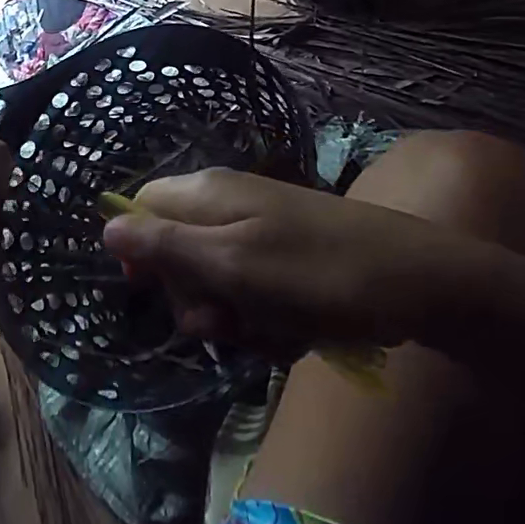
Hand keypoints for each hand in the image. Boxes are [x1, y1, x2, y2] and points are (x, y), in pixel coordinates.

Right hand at [101, 168, 470, 351]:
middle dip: (193, 295)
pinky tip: (293, 329)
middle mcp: (230, 205)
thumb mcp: (231, 263)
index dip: (138, 249)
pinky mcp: (288, 258)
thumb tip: (107, 227)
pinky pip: (253, 291)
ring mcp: (262, 231)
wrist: (417, 283)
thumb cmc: (317, 272)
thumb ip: (165, 244)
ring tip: (267, 329)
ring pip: (215, 280)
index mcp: (209, 194)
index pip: (142, 206)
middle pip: (177, 250)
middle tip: (222, 322)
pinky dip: (265, 317)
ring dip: (232, 315)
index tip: (151, 289)